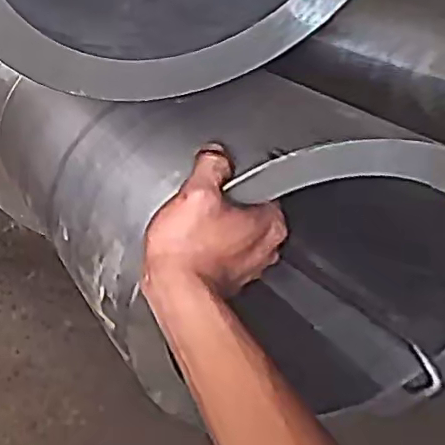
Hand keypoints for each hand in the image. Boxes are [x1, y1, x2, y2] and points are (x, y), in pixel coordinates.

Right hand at [142, 145, 286, 297]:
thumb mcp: (195, 192)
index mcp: (269, 222)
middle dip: (221, 202)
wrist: (175, 289)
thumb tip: (216, 154)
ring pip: (233, 230)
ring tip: (188, 223)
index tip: (212, 180)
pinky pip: (221, 250)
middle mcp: (267, 245)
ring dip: (213, 224)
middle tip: (195, 202)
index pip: (261, 186)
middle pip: (246, 209)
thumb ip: (210, 167)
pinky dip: (207, 244)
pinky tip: (188, 242)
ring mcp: (250, 264)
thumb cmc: (186, 248)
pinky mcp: (231, 276)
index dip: (232, 177)